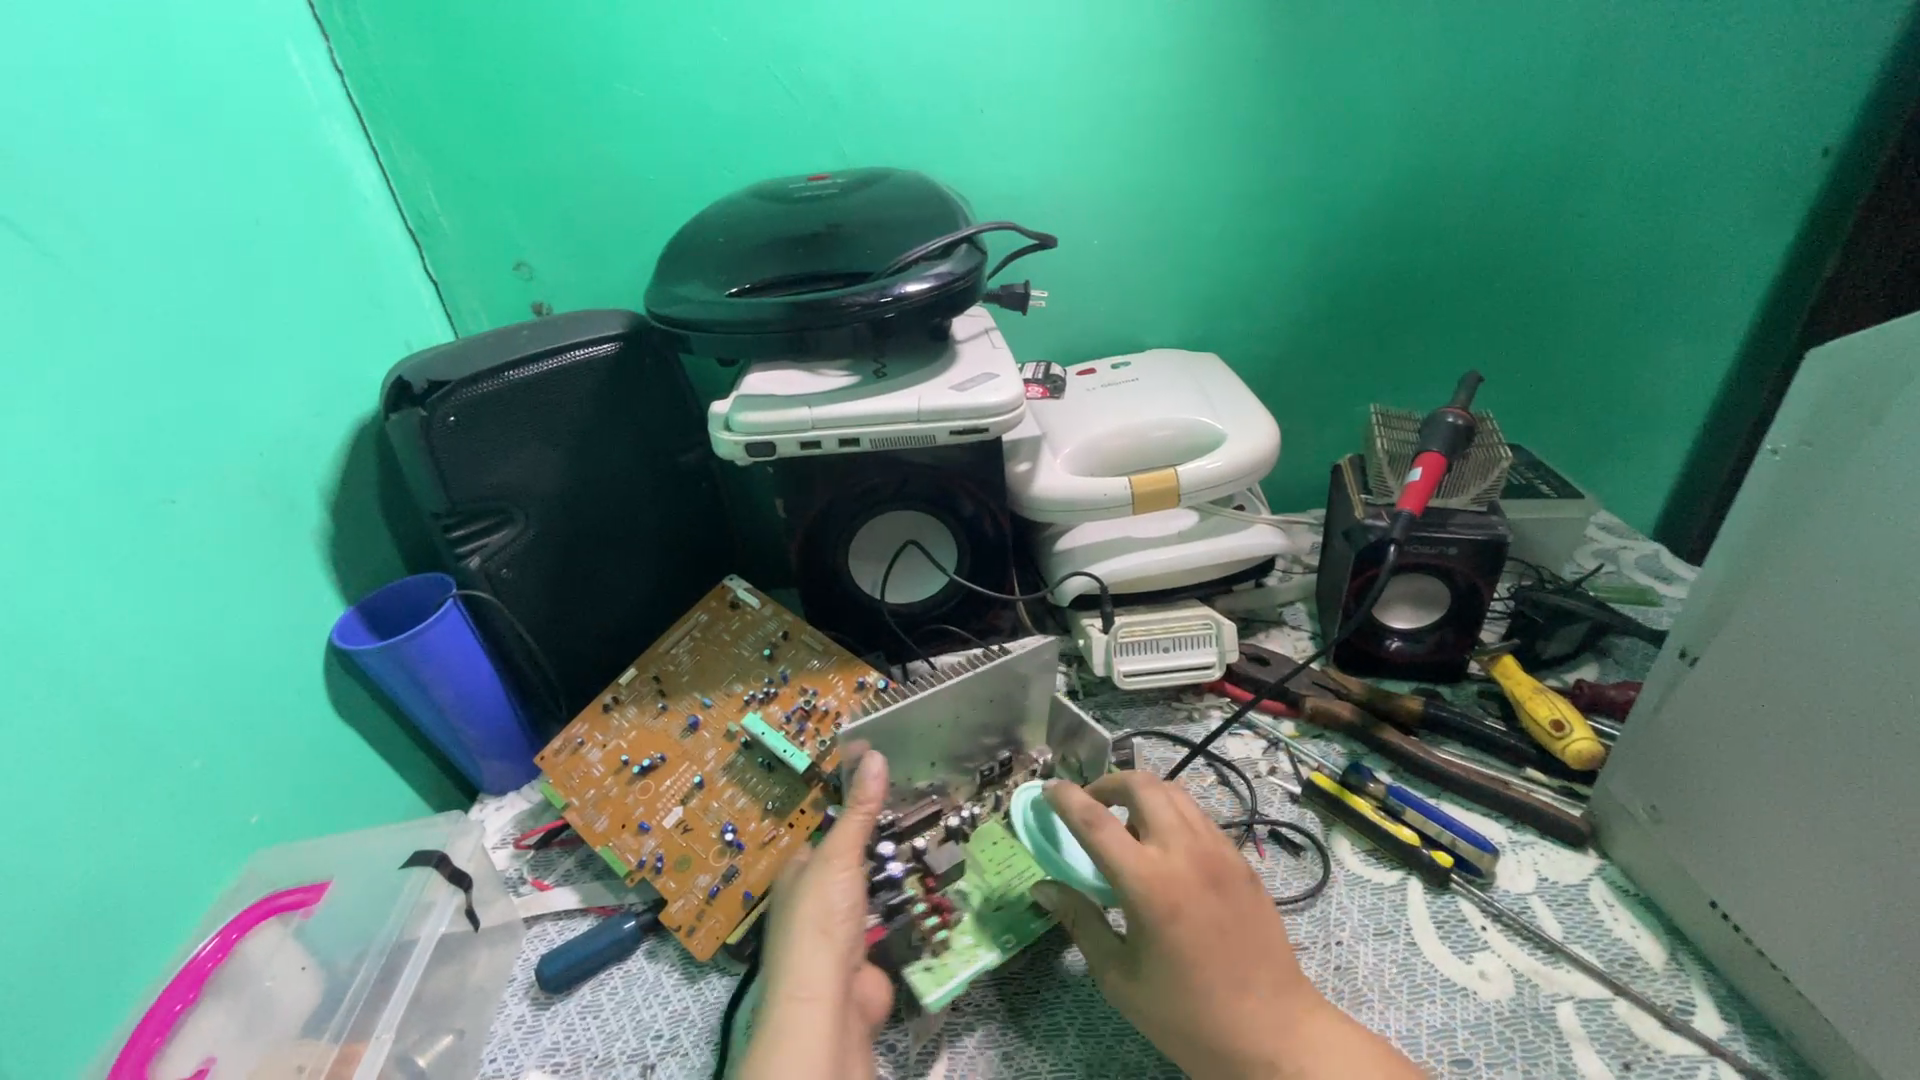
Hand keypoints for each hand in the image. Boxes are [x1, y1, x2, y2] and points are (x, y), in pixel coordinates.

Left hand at [735, 752, 893, 1079]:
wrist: (830, 1005)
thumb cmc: (821, 920)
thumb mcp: (839, 855)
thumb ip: (859, 810)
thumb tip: (874, 752)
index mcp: (796, 875)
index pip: (822, 834)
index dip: (848, 809)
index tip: (881, 785)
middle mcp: (812, 903)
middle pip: (847, 865)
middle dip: (873, 847)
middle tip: (913, 813)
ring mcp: (838, 935)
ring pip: (867, 896)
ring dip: (889, 880)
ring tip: (925, 844)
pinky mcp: (864, 960)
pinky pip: (886, 925)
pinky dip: (902, 912)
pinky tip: (924, 893)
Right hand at [1033, 772, 1421, 1079]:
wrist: (1273, 1032)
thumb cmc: (1187, 1014)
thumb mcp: (1120, 978)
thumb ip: (1081, 921)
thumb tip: (1043, 887)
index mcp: (1149, 884)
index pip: (1095, 821)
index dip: (1065, 798)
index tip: (1046, 789)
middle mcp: (1184, 852)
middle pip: (1140, 784)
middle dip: (1107, 783)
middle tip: (1089, 805)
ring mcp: (1219, 851)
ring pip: (1174, 792)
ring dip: (1141, 793)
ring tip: (1127, 826)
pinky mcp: (1240, 860)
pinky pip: (1198, 815)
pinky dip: (1171, 813)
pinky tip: (1165, 848)